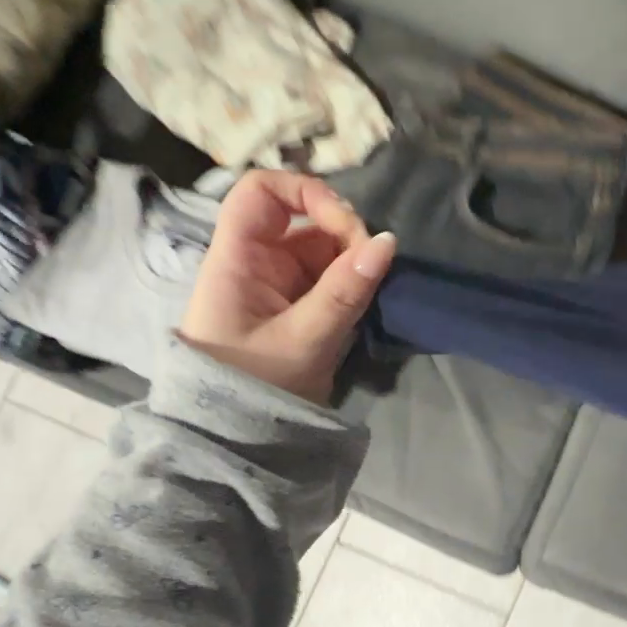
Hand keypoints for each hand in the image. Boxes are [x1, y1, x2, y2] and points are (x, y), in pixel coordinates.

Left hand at [178, 170, 395, 402]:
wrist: (238, 436)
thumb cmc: (255, 384)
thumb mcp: (304, 339)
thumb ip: (346, 290)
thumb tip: (388, 243)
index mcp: (238, 259)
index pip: (261, 192)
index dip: (304, 190)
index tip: (347, 222)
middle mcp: (259, 262)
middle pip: (305, 221)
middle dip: (345, 233)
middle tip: (375, 265)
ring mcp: (281, 285)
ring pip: (326, 251)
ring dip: (356, 261)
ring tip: (377, 288)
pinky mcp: (302, 308)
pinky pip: (334, 278)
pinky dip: (356, 283)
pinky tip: (371, 299)